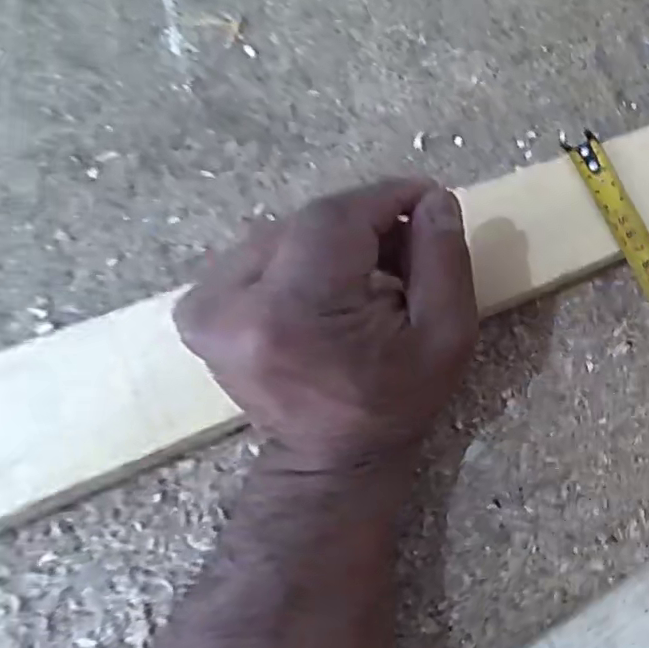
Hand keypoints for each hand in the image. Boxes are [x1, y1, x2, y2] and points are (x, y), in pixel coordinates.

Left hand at [176, 178, 478, 474]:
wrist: (335, 452)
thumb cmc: (403, 395)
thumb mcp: (449, 330)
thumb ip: (443, 260)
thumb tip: (436, 200)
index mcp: (296, 311)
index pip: (334, 219)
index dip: (387, 197)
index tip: (433, 195)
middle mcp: (230, 301)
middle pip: (308, 222)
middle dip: (371, 219)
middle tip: (419, 239)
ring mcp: (203, 305)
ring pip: (284, 232)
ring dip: (343, 236)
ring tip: (386, 265)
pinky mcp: (199, 307)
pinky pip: (264, 252)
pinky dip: (313, 252)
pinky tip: (345, 279)